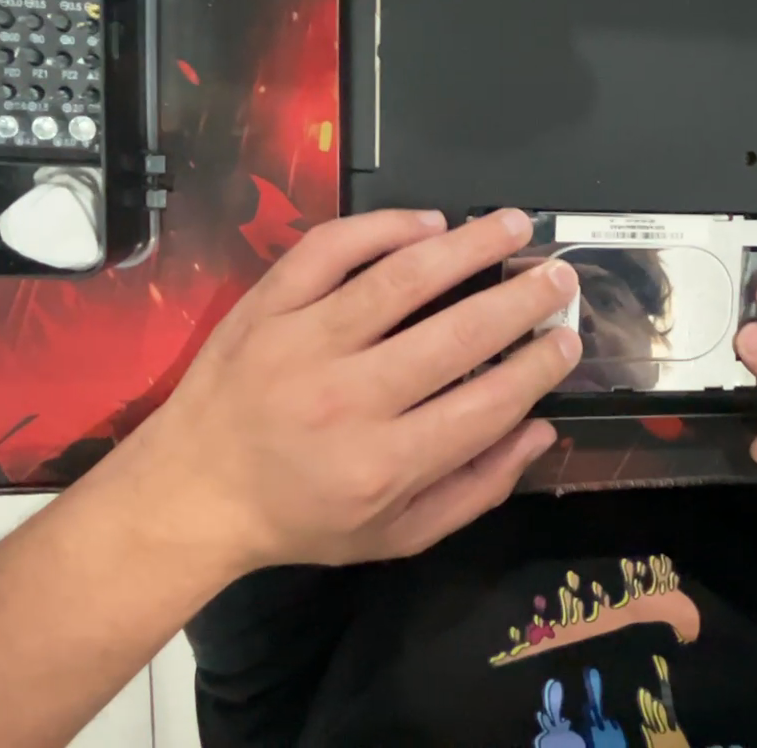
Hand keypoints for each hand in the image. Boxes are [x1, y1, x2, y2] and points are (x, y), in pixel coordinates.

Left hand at [105, 208, 580, 573]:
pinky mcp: (267, 305)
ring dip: (468, 246)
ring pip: (401, 279)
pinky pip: (329, 249)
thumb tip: (541, 430)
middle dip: (522, 301)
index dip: (539, 367)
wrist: (188, 495)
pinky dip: (382, 226)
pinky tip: (427, 221)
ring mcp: (302, 342)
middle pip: (457, 335)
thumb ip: (476, 490)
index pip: (487, 405)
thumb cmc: (300, 518)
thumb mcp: (396, 535)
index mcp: (383, 464)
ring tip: (512, 226)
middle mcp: (347, 399)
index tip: (568, 340)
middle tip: (559, 276)